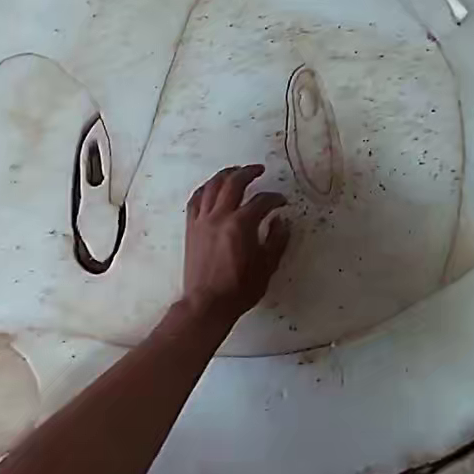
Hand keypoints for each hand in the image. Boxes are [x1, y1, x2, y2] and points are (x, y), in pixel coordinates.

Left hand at [179, 165, 289, 327]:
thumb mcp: (267, 266)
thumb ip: (277, 240)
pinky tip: (210, 188)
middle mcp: (220, 217)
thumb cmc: (238, 289)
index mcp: (241, 225)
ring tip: (235, 171)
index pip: (261, 202)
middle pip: (234, 183)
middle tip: (258, 169)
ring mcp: (203, 221)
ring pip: (212, 187)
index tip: (281, 202)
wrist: (207, 303)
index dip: (274, 199)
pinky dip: (204, 190)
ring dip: (225, 175)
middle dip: (248, 173)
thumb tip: (281, 222)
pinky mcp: (191, 228)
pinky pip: (196, 200)